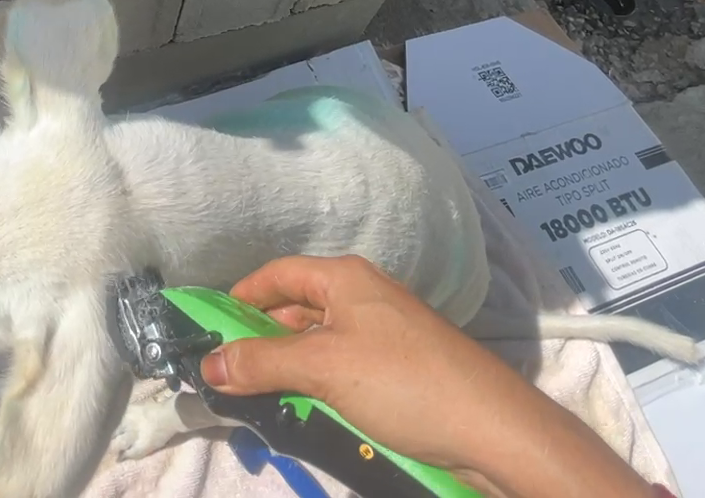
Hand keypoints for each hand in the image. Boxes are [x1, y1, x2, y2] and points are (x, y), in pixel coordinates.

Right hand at [199, 255, 650, 497]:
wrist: (497, 431)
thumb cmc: (402, 381)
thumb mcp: (322, 369)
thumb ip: (262, 363)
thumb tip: (208, 364)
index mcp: (344, 276)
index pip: (277, 274)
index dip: (241, 296)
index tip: (212, 325)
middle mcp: (363, 293)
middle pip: (297, 305)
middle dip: (263, 336)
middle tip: (232, 368)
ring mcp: (385, 329)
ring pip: (320, 339)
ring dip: (291, 364)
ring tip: (264, 394)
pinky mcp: (402, 364)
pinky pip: (345, 363)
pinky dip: (320, 381)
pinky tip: (310, 408)